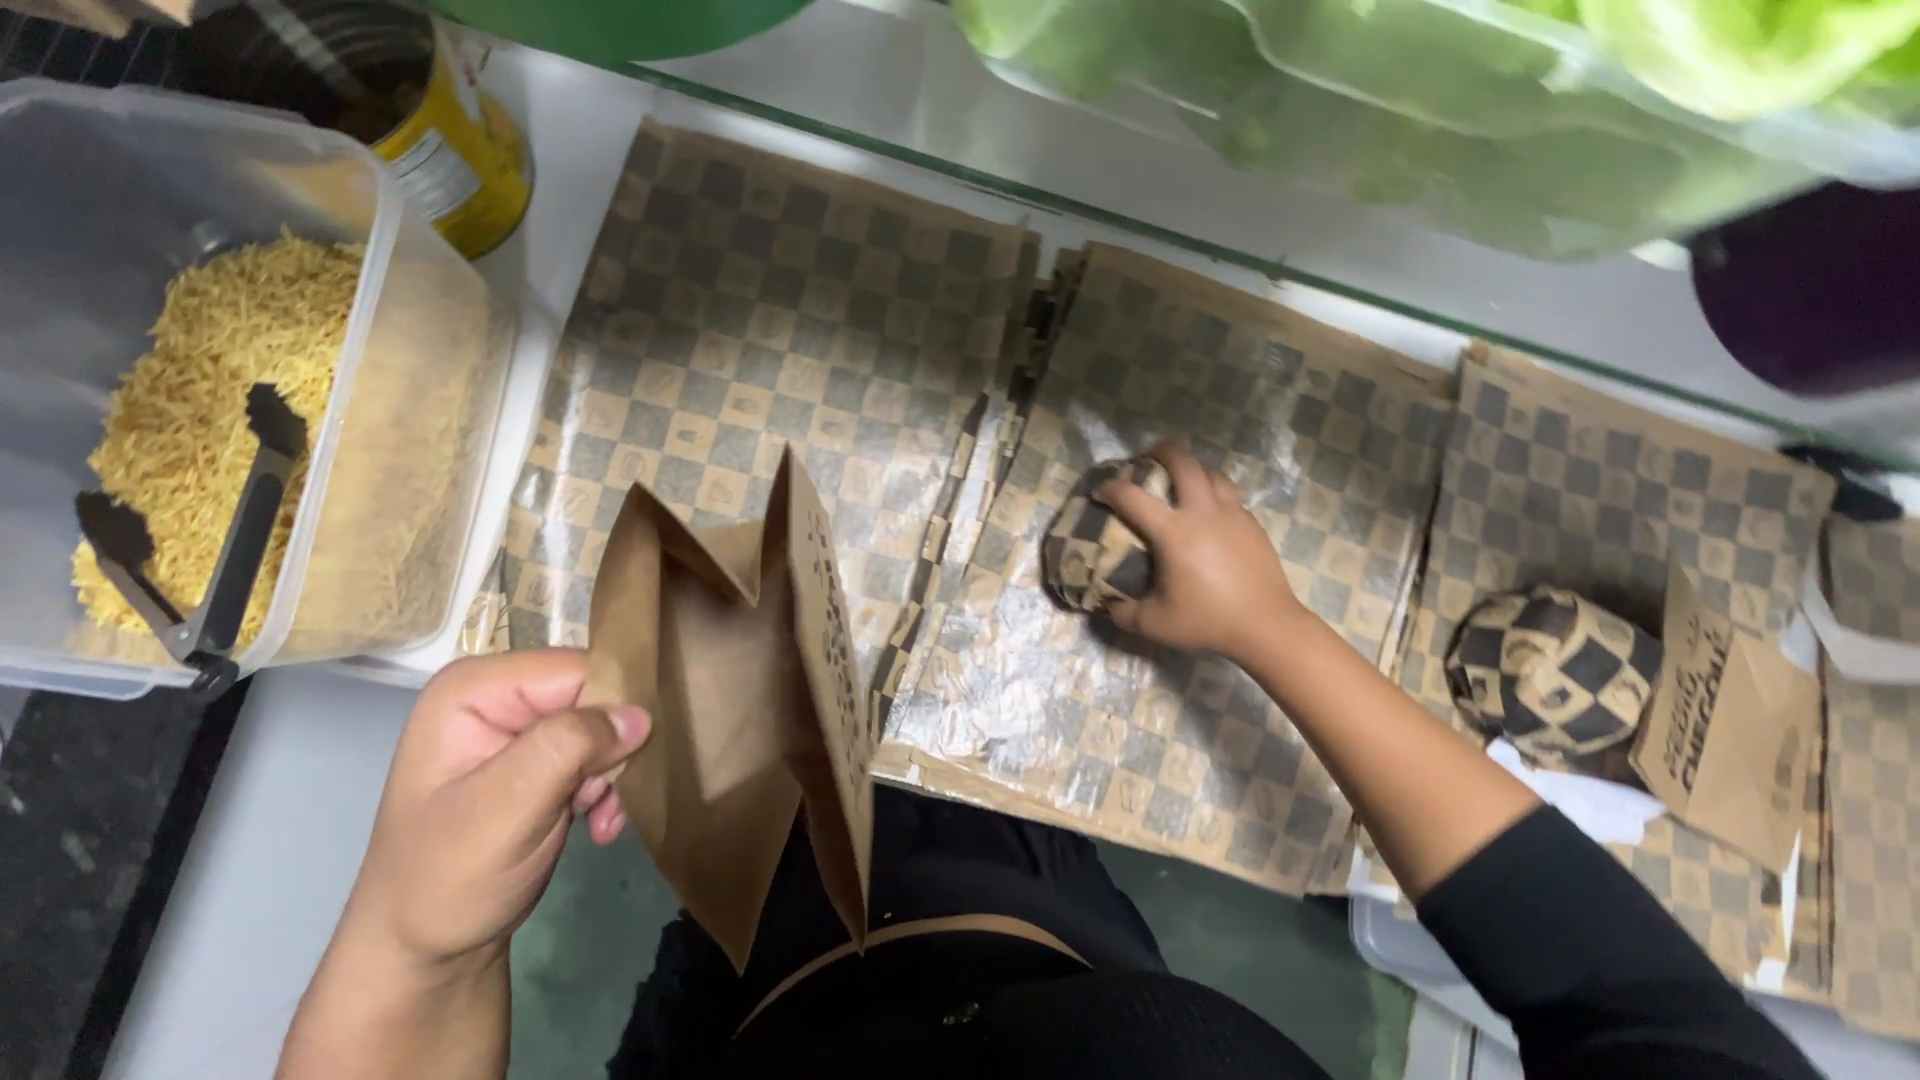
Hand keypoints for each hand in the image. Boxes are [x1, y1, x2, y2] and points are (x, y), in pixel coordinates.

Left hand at [339, 649, 650, 975]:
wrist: (426, 952)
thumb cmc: (447, 879)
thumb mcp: (504, 811)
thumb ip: (568, 748)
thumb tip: (640, 715)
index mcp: (475, 688)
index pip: (577, 669)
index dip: (612, 708)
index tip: (621, 762)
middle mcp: (498, 695)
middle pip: (595, 694)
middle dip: (614, 748)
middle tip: (605, 798)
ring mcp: (519, 728)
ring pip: (605, 726)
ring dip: (614, 775)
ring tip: (601, 818)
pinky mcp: (540, 759)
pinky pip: (599, 753)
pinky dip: (608, 790)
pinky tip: (599, 824)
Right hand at [1095, 441, 1309, 663]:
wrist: (1266, 626)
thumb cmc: (1208, 621)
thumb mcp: (1155, 624)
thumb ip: (1124, 613)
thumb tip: (1107, 605)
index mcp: (1173, 533)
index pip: (1132, 497)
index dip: (1110, 488)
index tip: (1099, 490)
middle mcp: (1203, 513)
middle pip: (1183, 463)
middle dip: (1162, 451)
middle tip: (1149, 456)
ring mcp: (1232, 514)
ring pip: (1212, 472)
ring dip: (1193, 467)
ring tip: (1183, 476)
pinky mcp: (1252, 524)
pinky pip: (1230, 495)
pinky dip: (1214, 491)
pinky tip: (1210, 510)